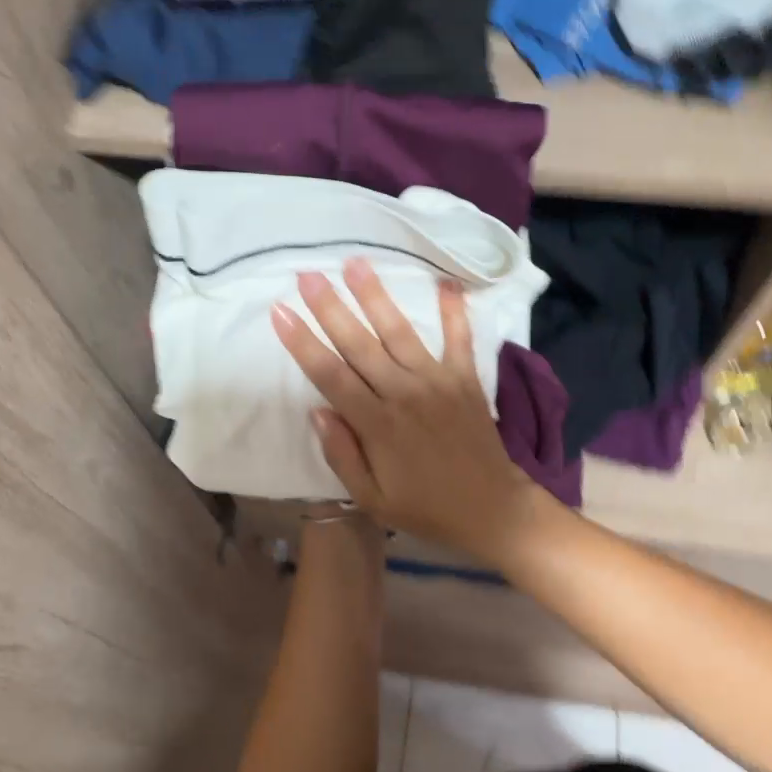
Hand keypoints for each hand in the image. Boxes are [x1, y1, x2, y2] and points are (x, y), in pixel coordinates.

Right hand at [271, 258, 547, 565]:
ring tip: (355, 262)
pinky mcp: (466, 379)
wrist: (491, 509)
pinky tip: (446, 283)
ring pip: (400, 331)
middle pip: (360, 344)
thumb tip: (317, 411)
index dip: (303, 343)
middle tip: (307, 275)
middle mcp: (404, 393)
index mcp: (377, 424)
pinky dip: (454, 312)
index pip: (330, 375)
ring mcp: (438, 382)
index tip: (280, 313)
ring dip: (376, 296)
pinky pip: (460, 339)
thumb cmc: (425, 508)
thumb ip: (342, 454)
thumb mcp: (372, 498)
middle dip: (330, 308)